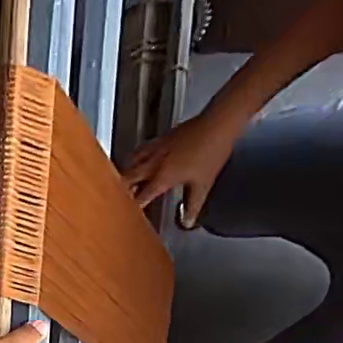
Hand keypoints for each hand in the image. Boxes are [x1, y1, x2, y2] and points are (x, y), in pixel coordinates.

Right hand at [121, 111, 242, 227]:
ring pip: (130, 162)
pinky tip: (143, 159)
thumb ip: (193, 206)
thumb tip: (188, 220)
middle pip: (127, 179)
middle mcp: (154, 163)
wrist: (219, 122)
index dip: (133, 209)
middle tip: (122, 198)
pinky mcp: (162, 137)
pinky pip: (141, 149)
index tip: (131, 215)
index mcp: (162, 177)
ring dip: (127, 172)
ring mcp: (156, 148)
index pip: (140, 198)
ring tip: (128, 180)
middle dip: (123, 190)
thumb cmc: (212, 150)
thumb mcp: (203, 185)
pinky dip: (137, 157)